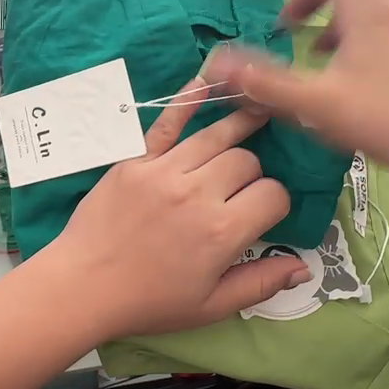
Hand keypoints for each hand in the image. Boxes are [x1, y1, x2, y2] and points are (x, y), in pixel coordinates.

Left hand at [33, 80, 309, 339]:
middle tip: (239, 189)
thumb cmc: (149, 301)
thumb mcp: (211, 306)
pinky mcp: (135, 160)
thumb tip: (304, 266)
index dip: (275, 202)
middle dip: (252, 171)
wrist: (84, 285)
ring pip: (215, 137)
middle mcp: (197, 193)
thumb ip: (260, 283)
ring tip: (256, 112)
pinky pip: (166, 123)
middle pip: (246, 161)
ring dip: (238, 126)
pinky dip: (188, 100)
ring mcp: (163, 171)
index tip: (263, 213)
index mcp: (223, 231)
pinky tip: (206, 82)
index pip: (273, 195)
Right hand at [204, 0, 388, 178]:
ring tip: (315, 49)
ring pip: (372, 1)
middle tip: (284, 24)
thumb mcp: (314, 104)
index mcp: (368, 7)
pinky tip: (357, 70)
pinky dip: (363, 30)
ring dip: (335, 15)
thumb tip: (213, 64)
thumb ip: (261, 81)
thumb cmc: (387, 120)